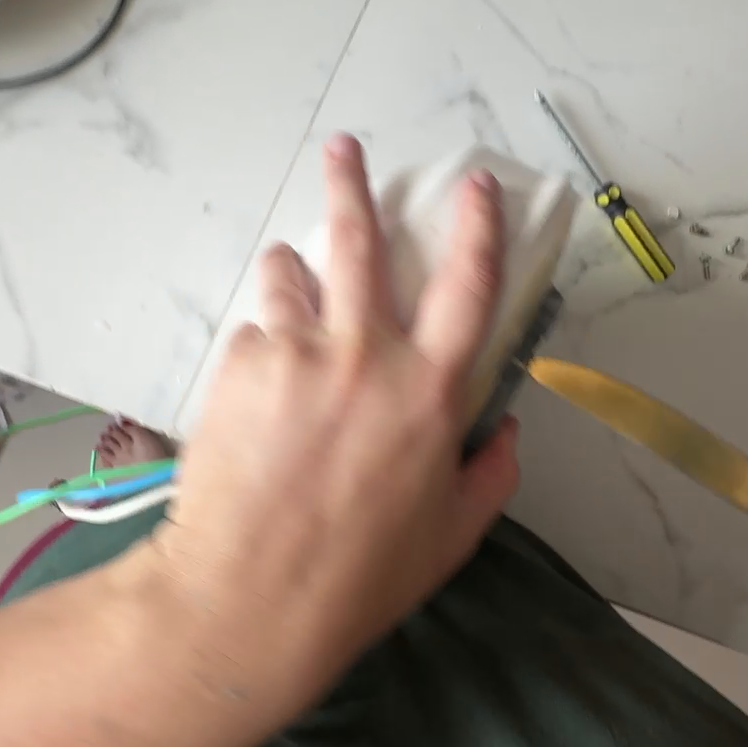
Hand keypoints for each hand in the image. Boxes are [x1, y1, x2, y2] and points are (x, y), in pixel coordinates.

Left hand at [147, 133, 519, 711]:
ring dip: (293, 272)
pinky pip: (256, 333)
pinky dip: (263, 347)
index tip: (476, 186)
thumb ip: (491, 473)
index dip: (479, 227)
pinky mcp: (239, 365)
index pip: (468, 286)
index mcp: (428, 389)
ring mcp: (296, 351)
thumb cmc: (361, 574)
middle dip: (353, 181)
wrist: (248, 598)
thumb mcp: (451, 534)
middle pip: (361, 239)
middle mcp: (365, 353)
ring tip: (290, 287)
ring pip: (291, 273)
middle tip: (344, 148)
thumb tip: (508, 428)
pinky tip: (256, 394)